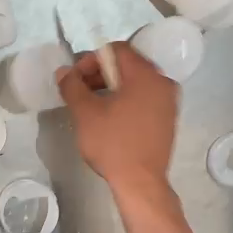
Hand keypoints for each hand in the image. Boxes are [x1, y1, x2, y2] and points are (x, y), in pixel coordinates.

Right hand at [57, 42, 178, 202]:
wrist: (140, 182)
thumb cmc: (112, 144)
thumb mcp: (85, 113)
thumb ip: (72, 86)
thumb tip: (64, 72)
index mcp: (145, 75)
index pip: (117, 50)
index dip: (91, 59)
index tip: (75, 80)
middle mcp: (163, 82)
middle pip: (128, 65)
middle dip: (101, 73)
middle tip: (81, 92)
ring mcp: (169, 102)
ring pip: (137, 83)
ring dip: (113, 87)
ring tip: (93, 106)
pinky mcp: (168, 119)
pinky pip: (145, 98)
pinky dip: (127, 100)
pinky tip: (112, 119)